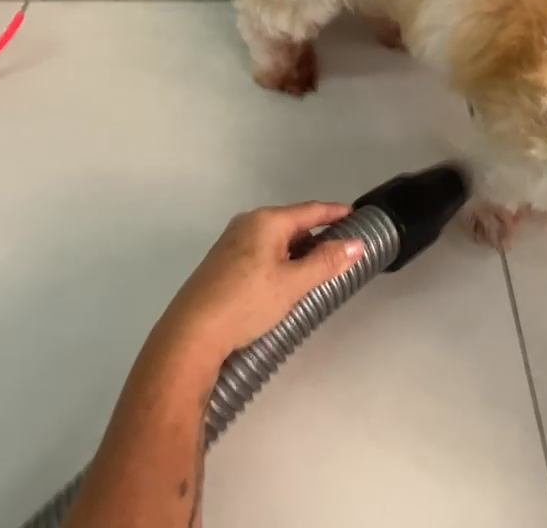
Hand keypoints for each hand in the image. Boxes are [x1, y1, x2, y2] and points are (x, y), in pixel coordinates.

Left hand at [146, 202, 366, 367]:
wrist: (190, 335)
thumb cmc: (245, 303)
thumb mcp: (293, 284)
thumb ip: (326, 262)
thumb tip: (356, 245)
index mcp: (266, 221)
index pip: (310, 210)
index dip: (334, 212)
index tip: (355, 215)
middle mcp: (247, 224)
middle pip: (292, 224)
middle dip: (317, 234)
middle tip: (342, 249)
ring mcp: (231, 243)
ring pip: (276, 240)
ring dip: (299, 250)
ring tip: (319, 268)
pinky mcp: (222, 264)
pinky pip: (261, 252)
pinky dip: (281, 260)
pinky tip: (287, 281)